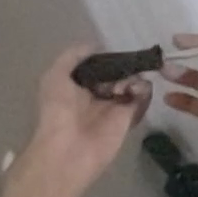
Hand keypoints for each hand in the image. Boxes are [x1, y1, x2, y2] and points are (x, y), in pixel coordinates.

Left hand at [24, 44, 152, 195]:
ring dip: (132, 77)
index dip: (106, 57)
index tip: (113, 53)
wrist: (68, 150)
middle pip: (118, 72)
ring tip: (122, 86)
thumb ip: (73, 56)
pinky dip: (142, 89)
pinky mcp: (130, 116)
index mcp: (78, 86)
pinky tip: (132, 92)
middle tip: (122, 68)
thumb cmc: (57, 112)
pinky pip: (143, 97)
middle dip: (122, 66)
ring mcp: (114, 106)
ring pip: (133, 81)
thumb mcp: (54, 77)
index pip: (99, 65)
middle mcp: (97, 95)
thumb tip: (97, 45)